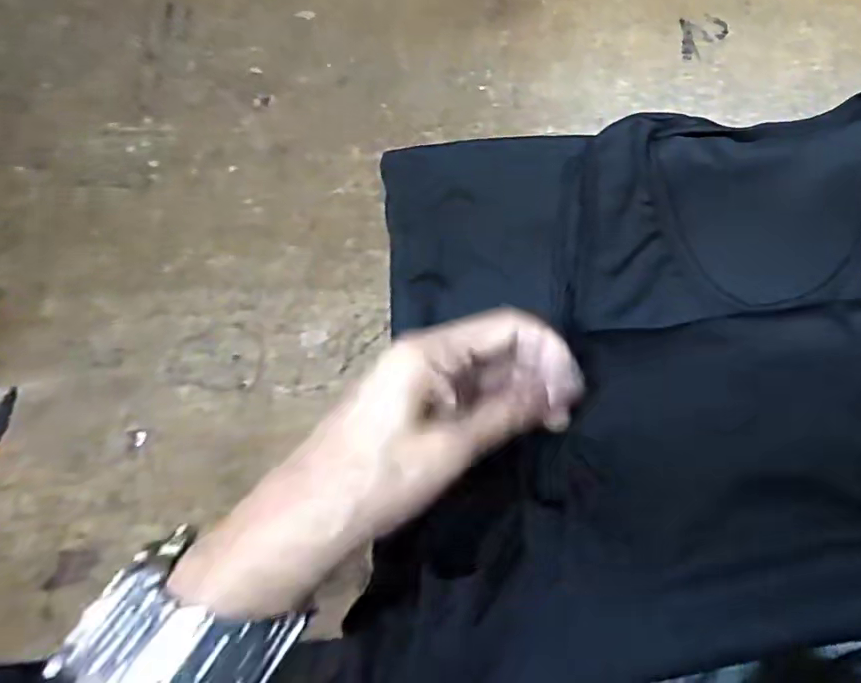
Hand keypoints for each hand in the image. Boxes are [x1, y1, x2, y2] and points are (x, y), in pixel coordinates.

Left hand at [169, 309, 581, 617]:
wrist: (290, 533)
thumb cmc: (371, 483)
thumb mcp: (449, 448)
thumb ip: (509, 410)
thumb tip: (560, 388)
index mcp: (430, 352)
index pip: (511, 326)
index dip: (550, 350)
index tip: (571, 387)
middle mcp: (429, 355)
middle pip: (504, 344)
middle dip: (542, 370)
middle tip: (566, 408)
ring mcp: (423, 378)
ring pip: (494, 367)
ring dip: (527, 388)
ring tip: (553, 419)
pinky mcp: (421, 403)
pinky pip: (476, 389)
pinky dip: (505, 402)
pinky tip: (524, 422)